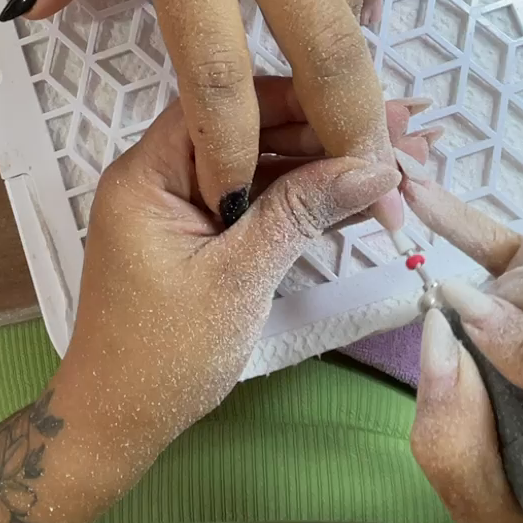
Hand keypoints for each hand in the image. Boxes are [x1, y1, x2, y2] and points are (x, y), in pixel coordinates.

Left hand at [10, 0, 393, 230]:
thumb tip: (43, 11)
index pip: (216, 71)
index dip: (228, 149)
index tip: (233, 194)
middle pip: (324, 54)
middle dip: (344, 131)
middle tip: (351, 177)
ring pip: (355, 4)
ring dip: (354, 64)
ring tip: (348, 104)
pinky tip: (360, 10)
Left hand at [54, 79, 419, 460]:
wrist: (119, 423)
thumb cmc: (165, 354)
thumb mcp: (238, 278)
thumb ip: (300, 213)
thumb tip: (375, 165)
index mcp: (148, 172)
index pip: (223, 108)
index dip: (293, 99)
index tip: (359, 101)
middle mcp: (162, 175)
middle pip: (250, 134)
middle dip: (324, 135)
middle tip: (403, 130)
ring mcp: (183, 204)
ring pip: (261, 169)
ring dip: (324, 168)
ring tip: (401, 158)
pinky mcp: (202, 233)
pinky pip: (255, 203)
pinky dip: (303, 203)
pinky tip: (360, 195)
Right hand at [402, 173, 522, 522]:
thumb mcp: (495, 517)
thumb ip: (455, 444)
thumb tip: (440, 333)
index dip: (517, 342)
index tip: (461, 332)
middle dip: (508, 297)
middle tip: (471, 325)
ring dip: (513, 275)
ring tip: (492, 315)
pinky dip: (492, 221)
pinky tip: (426, 198)